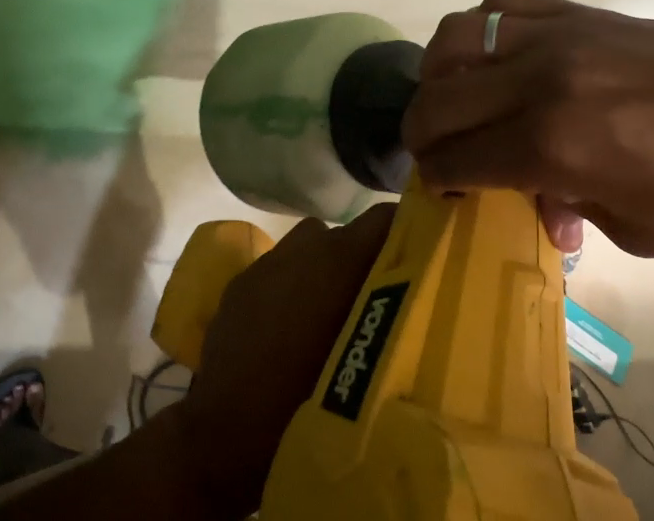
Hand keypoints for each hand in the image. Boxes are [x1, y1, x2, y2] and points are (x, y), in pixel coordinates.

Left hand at [169, 204, 395, 515]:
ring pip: (308, 249)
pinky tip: (292, 327)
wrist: (230, 434)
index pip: (384, 218)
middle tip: (381, 298)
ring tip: (334, 312)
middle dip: (364, 257)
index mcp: (338, 259)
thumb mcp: (370, 355)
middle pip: (345, 234)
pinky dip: (291, 285)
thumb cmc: (311, 399)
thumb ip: (392, 310)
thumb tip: (411, 286)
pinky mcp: (238, 286)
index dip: (407, 233)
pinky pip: (277, 270)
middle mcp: (301, 248)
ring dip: (324, 268)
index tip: (423, 257)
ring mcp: (264, 264)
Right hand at [403, 0, 653, 256]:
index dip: (437, 178)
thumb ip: (561, 200)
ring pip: (458, 35)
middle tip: (442, 156)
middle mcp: (540, 78)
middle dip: (425, 135)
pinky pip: (506, 1)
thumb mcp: (634, 228)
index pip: (454, 156)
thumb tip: (532, 193)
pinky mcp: (586, 12)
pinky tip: (506, 57)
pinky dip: (486, 29)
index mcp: (552, 143)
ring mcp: (561, 34)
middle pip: (439, 97)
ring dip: (443, 75)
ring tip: (464, 100)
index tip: (442, 190)